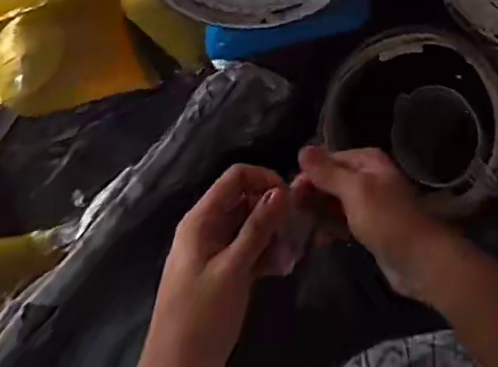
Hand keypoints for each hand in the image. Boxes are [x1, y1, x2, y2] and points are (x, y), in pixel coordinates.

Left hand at [140, 165, 292, 366]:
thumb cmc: (200, 319)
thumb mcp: (233, 270)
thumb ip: (257, 227)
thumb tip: (281, 189)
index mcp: (201, 220)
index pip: (236, 177)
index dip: (265, 179)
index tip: (291, 199)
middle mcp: (207, 229)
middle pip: (246, 199)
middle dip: (273, 211)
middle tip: (297, 230)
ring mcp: (214, 252)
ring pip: (251, 226)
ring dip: (274, 236)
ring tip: (291, 256)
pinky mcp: (223, 273)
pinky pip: (249, 250)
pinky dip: (266, 255)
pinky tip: (283, 268)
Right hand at [292, 146, 456, 300]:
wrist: (419, 259)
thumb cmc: (387, 219)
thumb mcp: (355, 191)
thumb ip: (329, 172)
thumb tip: (302, 149)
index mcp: (367, 160)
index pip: (329, 159)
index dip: (308, 175)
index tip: (287, 196)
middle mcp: (368, 176)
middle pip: (331, 180)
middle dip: (311, 196)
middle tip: (290, 218)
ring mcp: (369, 202)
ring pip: (334, 202)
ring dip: (317, 214)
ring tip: (299, 231)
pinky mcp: (369, 226)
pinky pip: (342, 221)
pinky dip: (329, 228)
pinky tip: (316, 241)